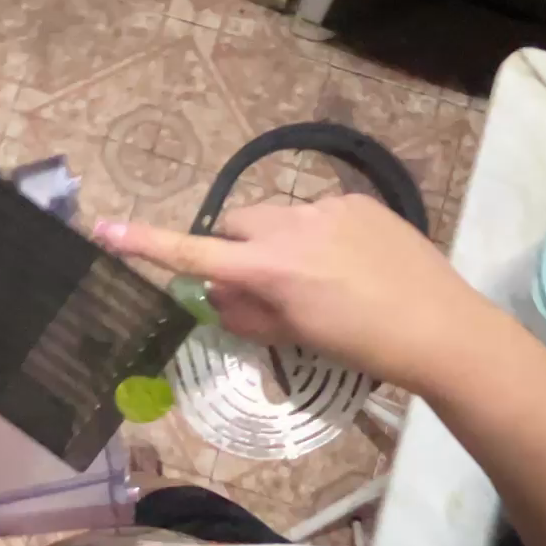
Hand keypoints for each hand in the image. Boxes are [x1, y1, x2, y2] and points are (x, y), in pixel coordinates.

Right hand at [93, 194, 491, 385]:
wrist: (441, 327)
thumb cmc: (361, 345)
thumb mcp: (293, 337)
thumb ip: (244, 312)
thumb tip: (214, 294)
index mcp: (270, 269)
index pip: (194, 254)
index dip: (146, 243)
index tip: (105, 229)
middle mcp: (290, 227)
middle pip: (234, 226)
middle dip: (234, 249)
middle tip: (259, 284)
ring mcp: (326, 207)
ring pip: (274, 218)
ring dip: (275, 242)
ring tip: (316, 275)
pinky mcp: (357, 200)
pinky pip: (314, 212)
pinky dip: (313, 234)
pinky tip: (346, 262)